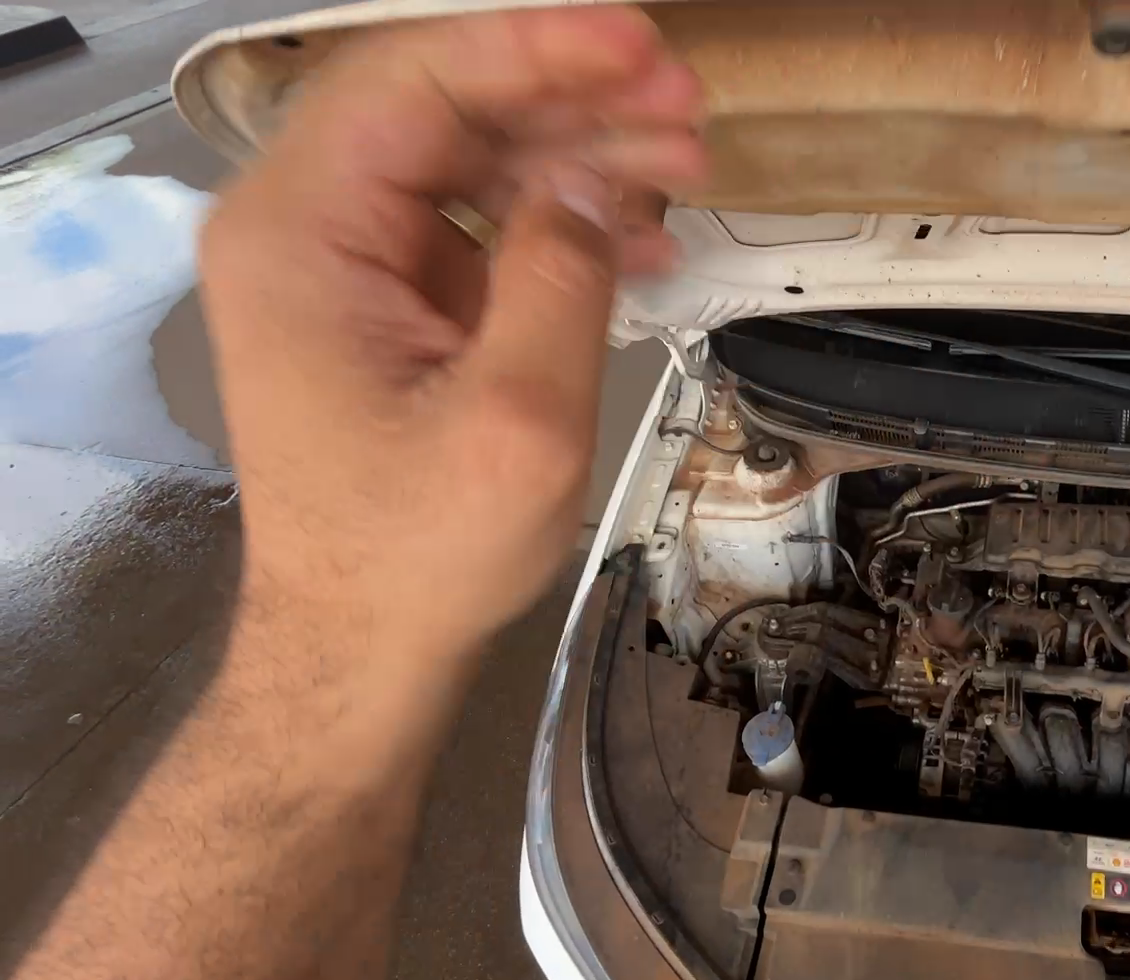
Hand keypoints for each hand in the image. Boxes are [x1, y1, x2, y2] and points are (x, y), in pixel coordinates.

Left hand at [198, 8, 705, 670]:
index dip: (538, 50)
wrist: (373, 636)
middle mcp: (318, 234)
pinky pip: (492, 241)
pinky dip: (570, 234)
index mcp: (308, 236)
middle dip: (578, 106)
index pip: (418, 85)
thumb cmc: (432, 545)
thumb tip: (597, 192)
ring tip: (687, 169)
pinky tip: (645, 244)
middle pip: (453, 119)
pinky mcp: (408, 317)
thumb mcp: (518, 415)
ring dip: (585, 166)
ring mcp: (365, 275)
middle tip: (688, 108)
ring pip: (481, 176)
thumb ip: (558, 282)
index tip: (641, 41)